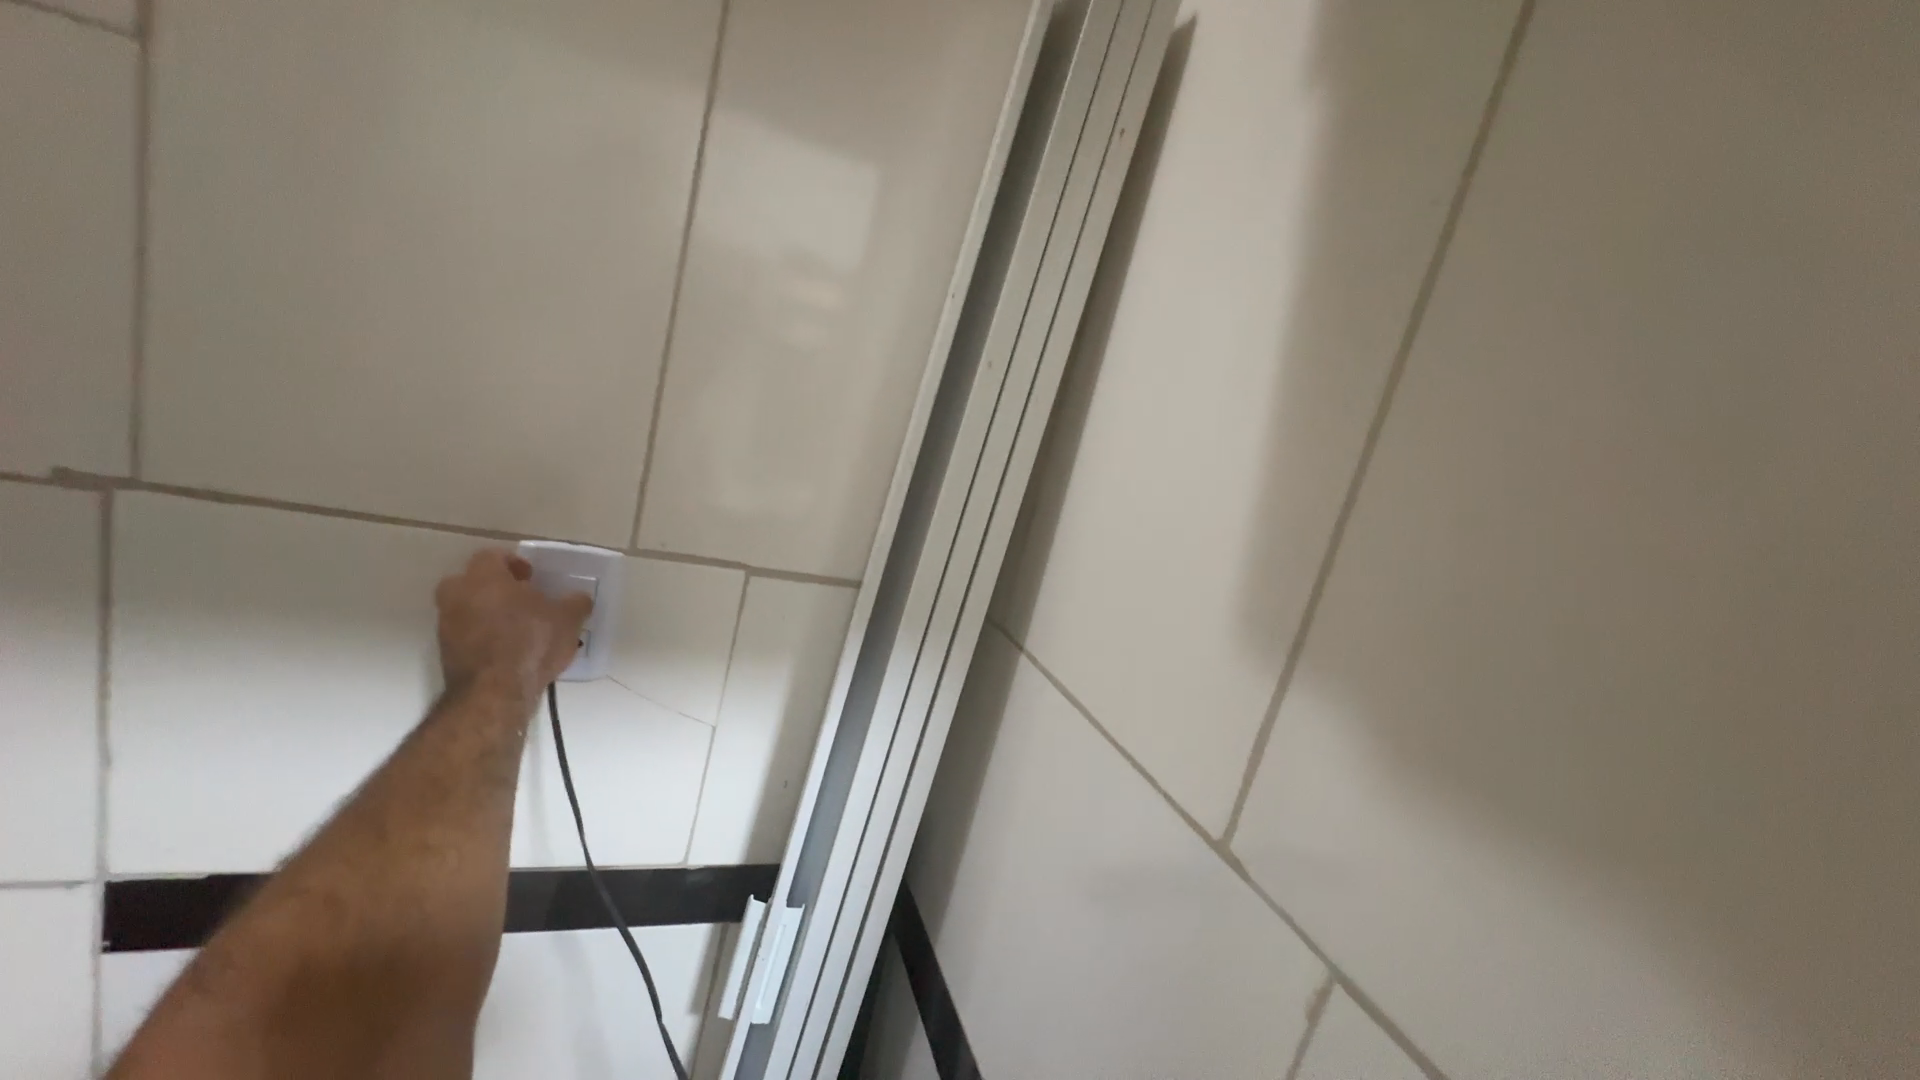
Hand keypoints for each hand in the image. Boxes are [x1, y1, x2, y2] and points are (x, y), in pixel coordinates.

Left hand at [434, 549, 592, 704]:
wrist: (496, 691)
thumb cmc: (532, 642)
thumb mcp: (569, 619)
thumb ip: (575, 602)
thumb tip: (579, 599)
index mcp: (485, 577)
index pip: (492, 556)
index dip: (513, 563)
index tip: (531, 576)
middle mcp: (458, 595)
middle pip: (470, 580)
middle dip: (492, 586)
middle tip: (518, 599)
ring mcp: (447, 624)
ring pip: (465, 608)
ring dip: (486, 612)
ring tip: (516, 628)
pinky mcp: (446, 652)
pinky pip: (464, 633)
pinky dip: (481, 636)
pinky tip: (506, 650)